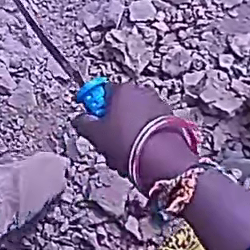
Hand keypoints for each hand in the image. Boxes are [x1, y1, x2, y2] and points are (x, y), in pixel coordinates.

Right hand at [72, 81, 199, 193]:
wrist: (162, 160)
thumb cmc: (128, 142)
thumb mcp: (95, 134)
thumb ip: (83, 123)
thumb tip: (79, 119)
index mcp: (122, 88)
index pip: (100, 92)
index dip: (93, 109)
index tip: (90, 122)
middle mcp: (142, 91)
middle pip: (118, 104)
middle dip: (111, 122)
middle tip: (105, 140)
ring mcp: (158, 105)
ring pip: (134, 117)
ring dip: (126, 131)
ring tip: (121, 151)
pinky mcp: (170, 120)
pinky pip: (148, 126)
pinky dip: (141, 136)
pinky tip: (136, 153)